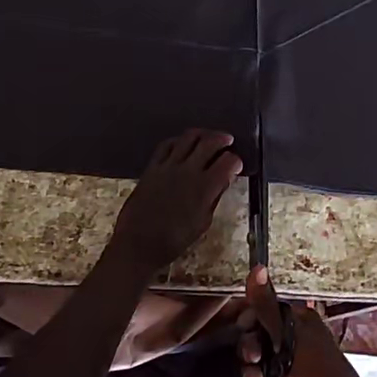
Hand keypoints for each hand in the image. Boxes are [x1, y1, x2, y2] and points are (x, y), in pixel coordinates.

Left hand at [107, 130, 242, 281]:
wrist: (139, 242)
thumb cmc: (174, 240)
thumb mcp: (203, 222)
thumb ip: (214, 197)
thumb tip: (224, 179)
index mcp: (205, 187)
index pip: (228, 163)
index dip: (236, 161)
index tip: (237, 164)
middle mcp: (188, 170)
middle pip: (210, 143)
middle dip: (223, 139)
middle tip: (228, 141)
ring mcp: (168, 166)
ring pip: (188, 138)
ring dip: (202, 134)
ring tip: (208, 136)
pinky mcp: (152, 166)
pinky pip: (166, 145)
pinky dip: (178, 140)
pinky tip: (182, 143)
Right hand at [236, 266, 356, 376]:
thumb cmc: (315, 366)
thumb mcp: (287, 333)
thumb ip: (266, 304)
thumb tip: (257, 267)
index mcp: (299, 320)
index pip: (266, 311)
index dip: (250, 320)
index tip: (241, 328)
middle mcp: (295, 339)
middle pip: (258, 338)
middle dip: (249, 350)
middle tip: (251, 359)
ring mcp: (291, 365)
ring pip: (259, 362)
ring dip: (250, 372)